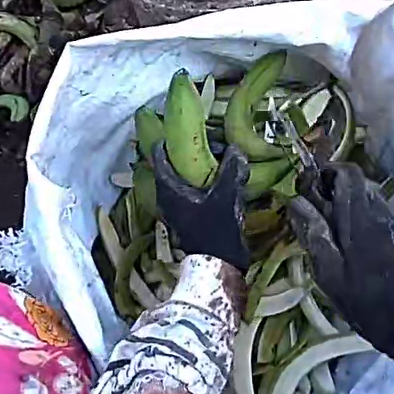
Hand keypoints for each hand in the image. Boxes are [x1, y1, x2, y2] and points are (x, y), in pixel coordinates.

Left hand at [150, 143, 251, 270]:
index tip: (185, 130)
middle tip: (206, 140)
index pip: (158, 155)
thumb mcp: (226, 196)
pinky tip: (219, 176)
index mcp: (168, 189)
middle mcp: (166, 196)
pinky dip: (201, 179)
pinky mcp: (186, 214)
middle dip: (186, 150)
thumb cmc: (216, 229)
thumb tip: (236, 149)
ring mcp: (176, 206)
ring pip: (180, 177)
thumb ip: (231, 170)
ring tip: (216, 155)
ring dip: (195, 165)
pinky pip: (190, 188)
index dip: (168, 139)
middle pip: (170, 164)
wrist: (219, 263)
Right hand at [286, 162, 393, 393]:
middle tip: (311, 211)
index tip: (305, 186)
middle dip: (331, 190)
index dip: (325, 172)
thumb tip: (295, 202)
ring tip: (327, 231)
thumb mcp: (331, 275)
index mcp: (361, 219)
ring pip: (368, 202)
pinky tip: (350, 247)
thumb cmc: (371, 305)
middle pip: (357, 185)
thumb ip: (314, 235)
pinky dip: (359, 221)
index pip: (347, 174)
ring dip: (345, 206)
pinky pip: (378, 218)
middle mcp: (382, 216)